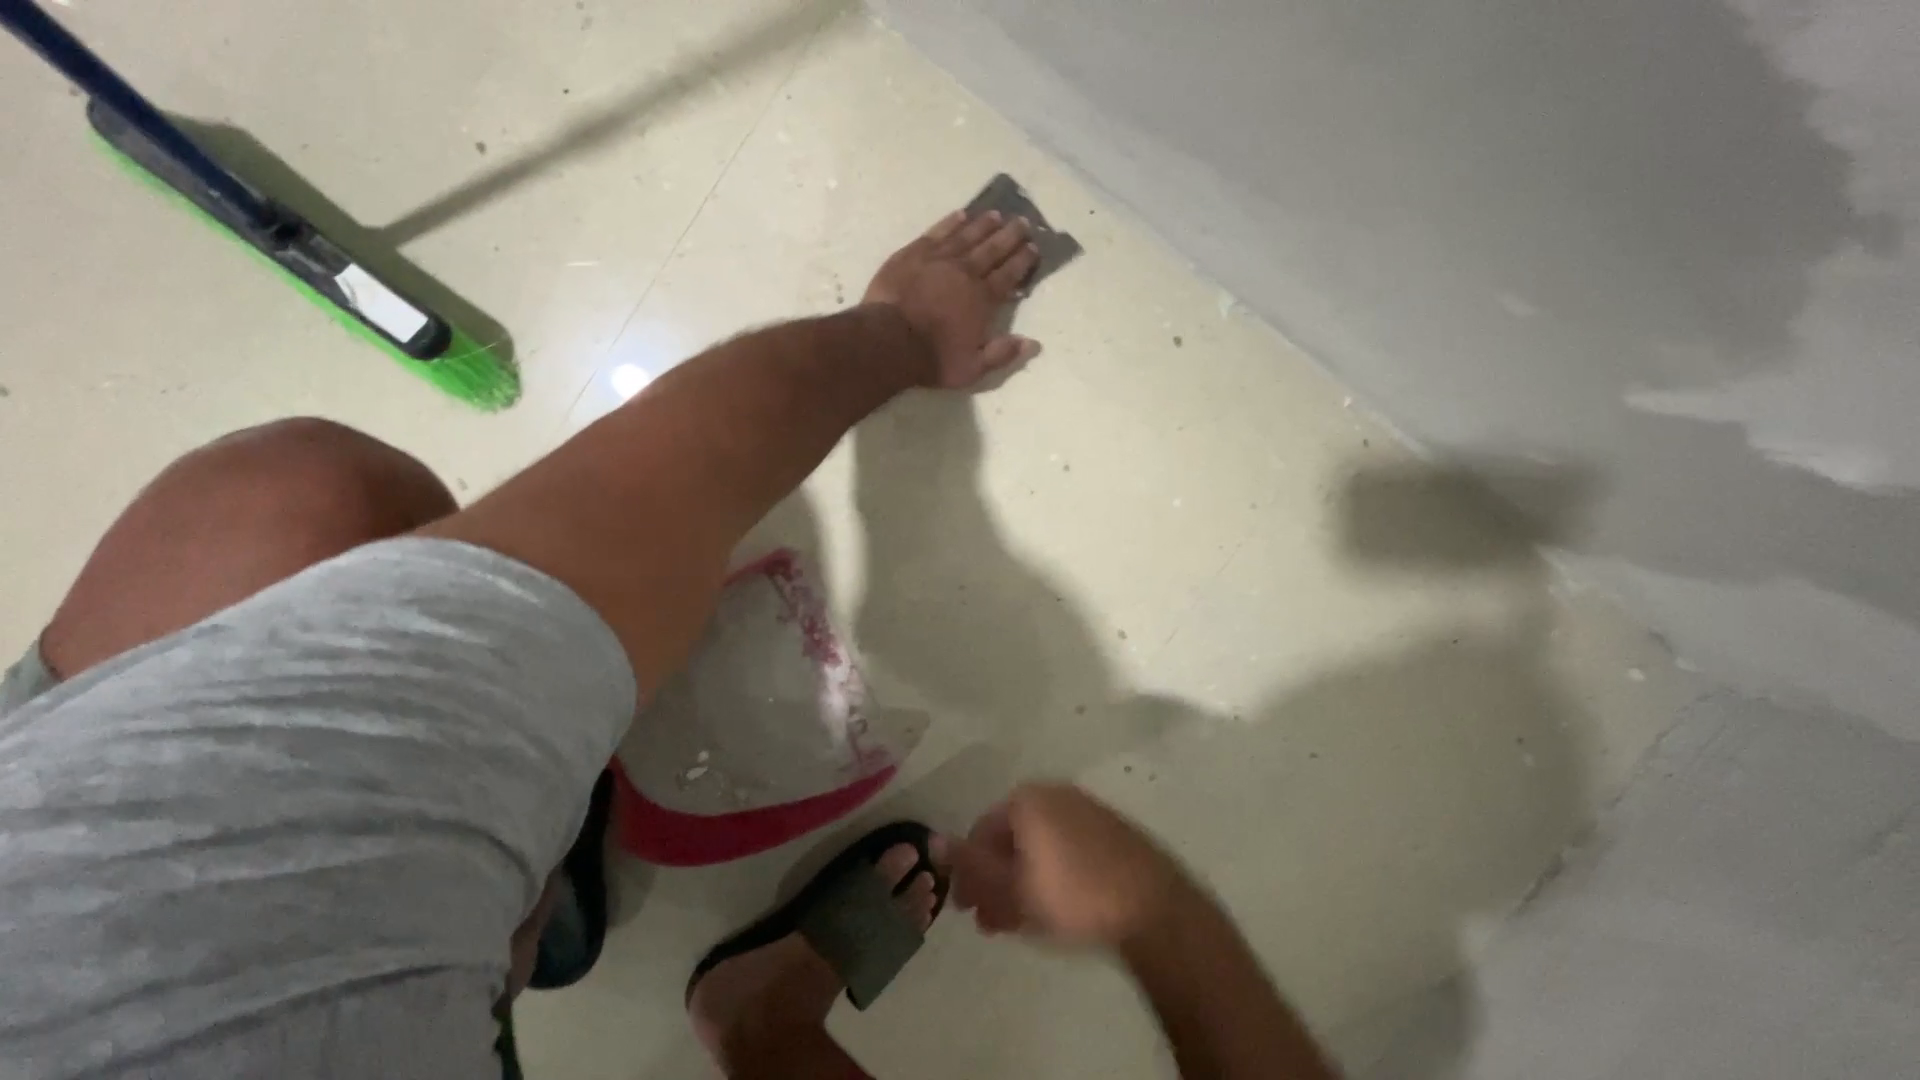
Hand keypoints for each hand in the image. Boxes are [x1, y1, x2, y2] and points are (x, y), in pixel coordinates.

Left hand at [863, 208, 1042, 388]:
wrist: (889, 340)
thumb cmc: (933, 358)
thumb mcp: (972, 368)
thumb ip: (1003, 353)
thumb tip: (1033, 343)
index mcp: (983, 299)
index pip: (1009, 274)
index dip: (1023, 260)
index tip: (1034, 247)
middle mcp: (965, 272)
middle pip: (992, 249)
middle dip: (1010, 235)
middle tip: (1022, 221)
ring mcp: (939, 259)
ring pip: (967, 235)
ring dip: (983, 224)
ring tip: (996, 214)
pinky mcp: (913, 253)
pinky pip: (938, 232)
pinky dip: (951, 222)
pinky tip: (960, 214)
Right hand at [944, 782, 1193, 947]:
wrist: (1154, 909)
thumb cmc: (1073, 896)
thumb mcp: (1011, 889)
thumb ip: (970, 866)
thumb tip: (934, 840)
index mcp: (1028, 800)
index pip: (980, 832)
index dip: (968, 873)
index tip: (966, 909)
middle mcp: (1057, 795)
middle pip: (1011, 838)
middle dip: (996, 880)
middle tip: (991, 922)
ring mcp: (1089, 811)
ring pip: (1040, 847)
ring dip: (1023, 882)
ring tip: (1020, 923)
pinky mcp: (1115, 832)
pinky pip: (1069, 850)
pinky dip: (1053, 875)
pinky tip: (1056, 909)